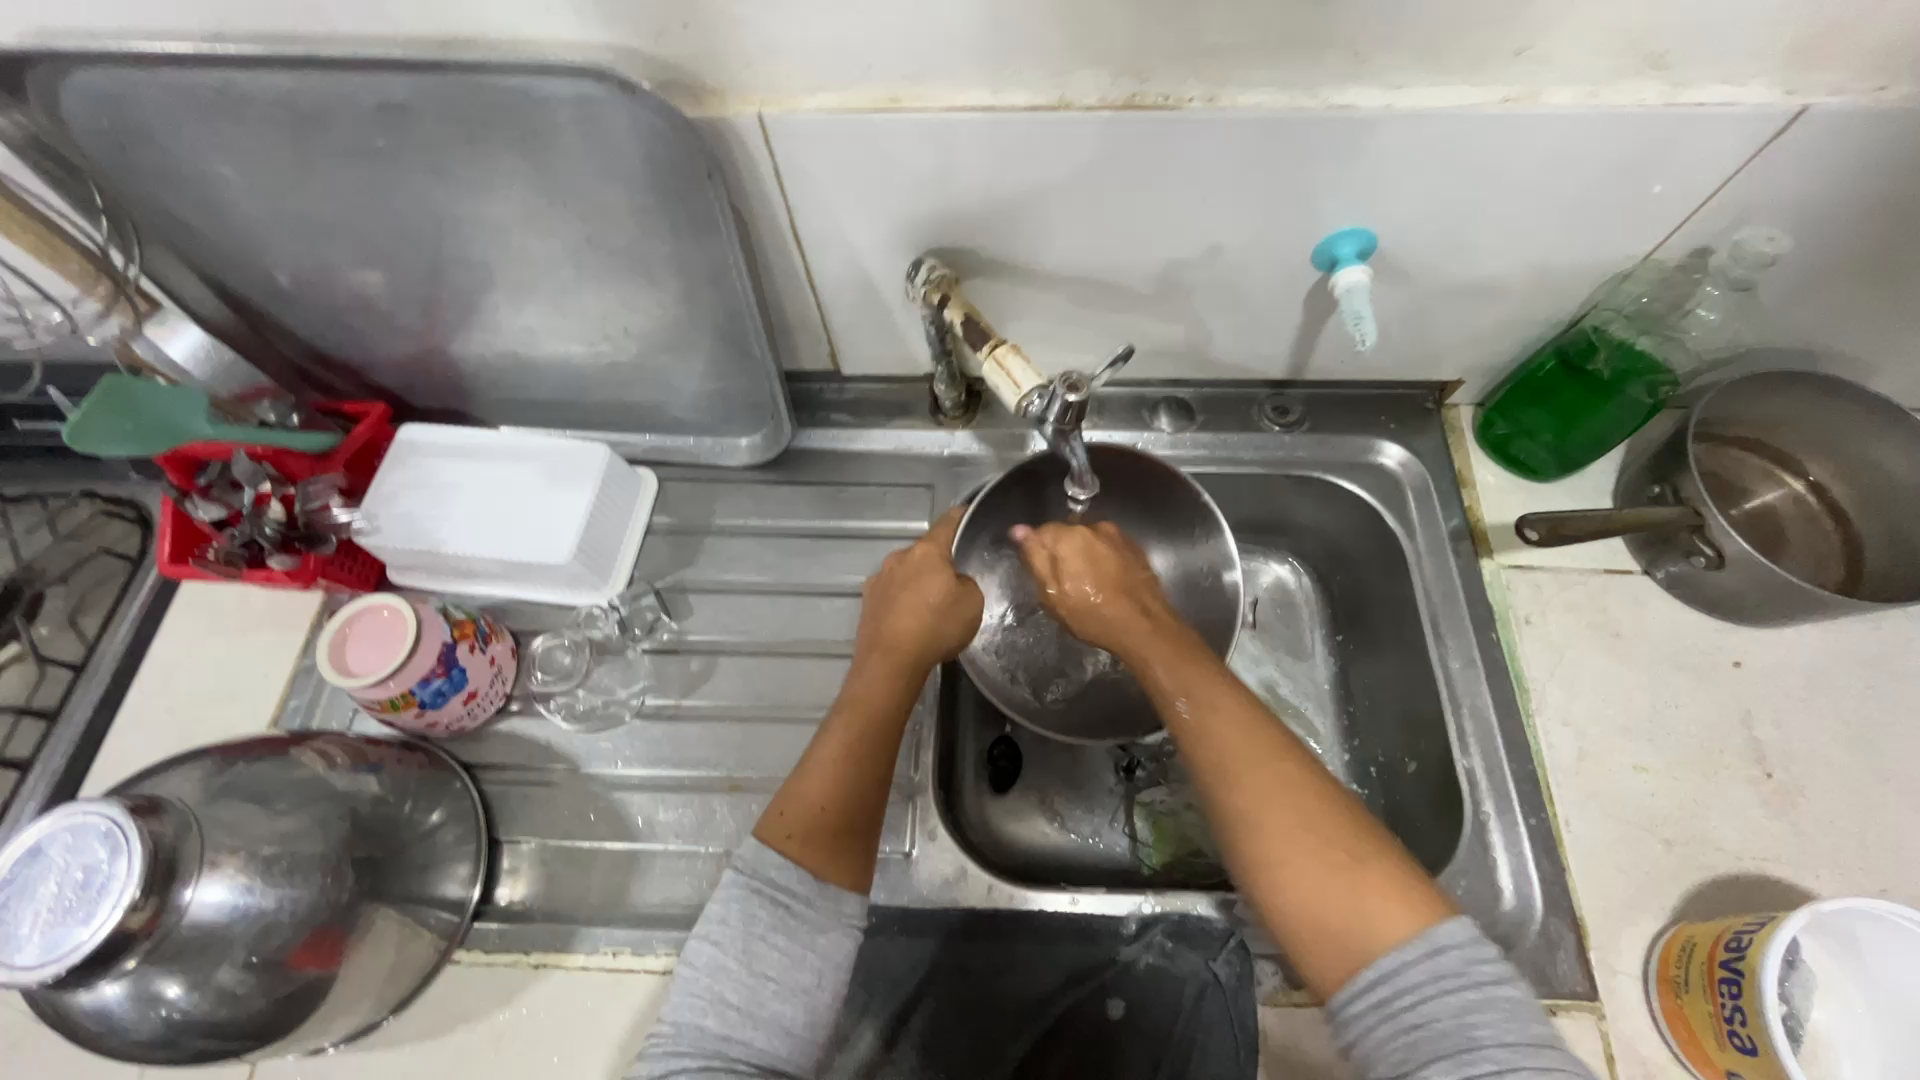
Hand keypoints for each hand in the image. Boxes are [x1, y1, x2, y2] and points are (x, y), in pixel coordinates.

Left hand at [854, 506, 983, 674]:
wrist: (889, 661)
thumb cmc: (936, 626)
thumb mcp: (972, 603)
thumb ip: (967, 583)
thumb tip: (955, 581)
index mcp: (927, 551)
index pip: (947, 523)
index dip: (960, 517)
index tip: (968, 513)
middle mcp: (899, 557)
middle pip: (925, 551)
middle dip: (938, 561)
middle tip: (954, 580)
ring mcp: (879, 578)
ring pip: (906, 572)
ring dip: (918, 582)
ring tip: (930, 606)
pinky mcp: (867, 601)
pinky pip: (892, 592)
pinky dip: (903, 600)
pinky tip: (910, 620)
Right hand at [1010, 521, 1186, 657]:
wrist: (1144, 626)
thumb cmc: (1092, 614)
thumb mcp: (1053, 593)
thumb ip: (1035, 557)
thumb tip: (1018, 529)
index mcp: (1069, 536)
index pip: (1041, 532)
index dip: (1039, 553)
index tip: (1044, 576)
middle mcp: (1094, 527)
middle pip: (1067, 534)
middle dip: (1063, 553)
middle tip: (1066, 584)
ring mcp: (1118, 535)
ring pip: (1090, 540)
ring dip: (1085, 556)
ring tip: (1090, 584)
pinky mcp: (1135, 547)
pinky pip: (1109, 547)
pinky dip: (1104, 560)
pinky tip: (1108, 582)